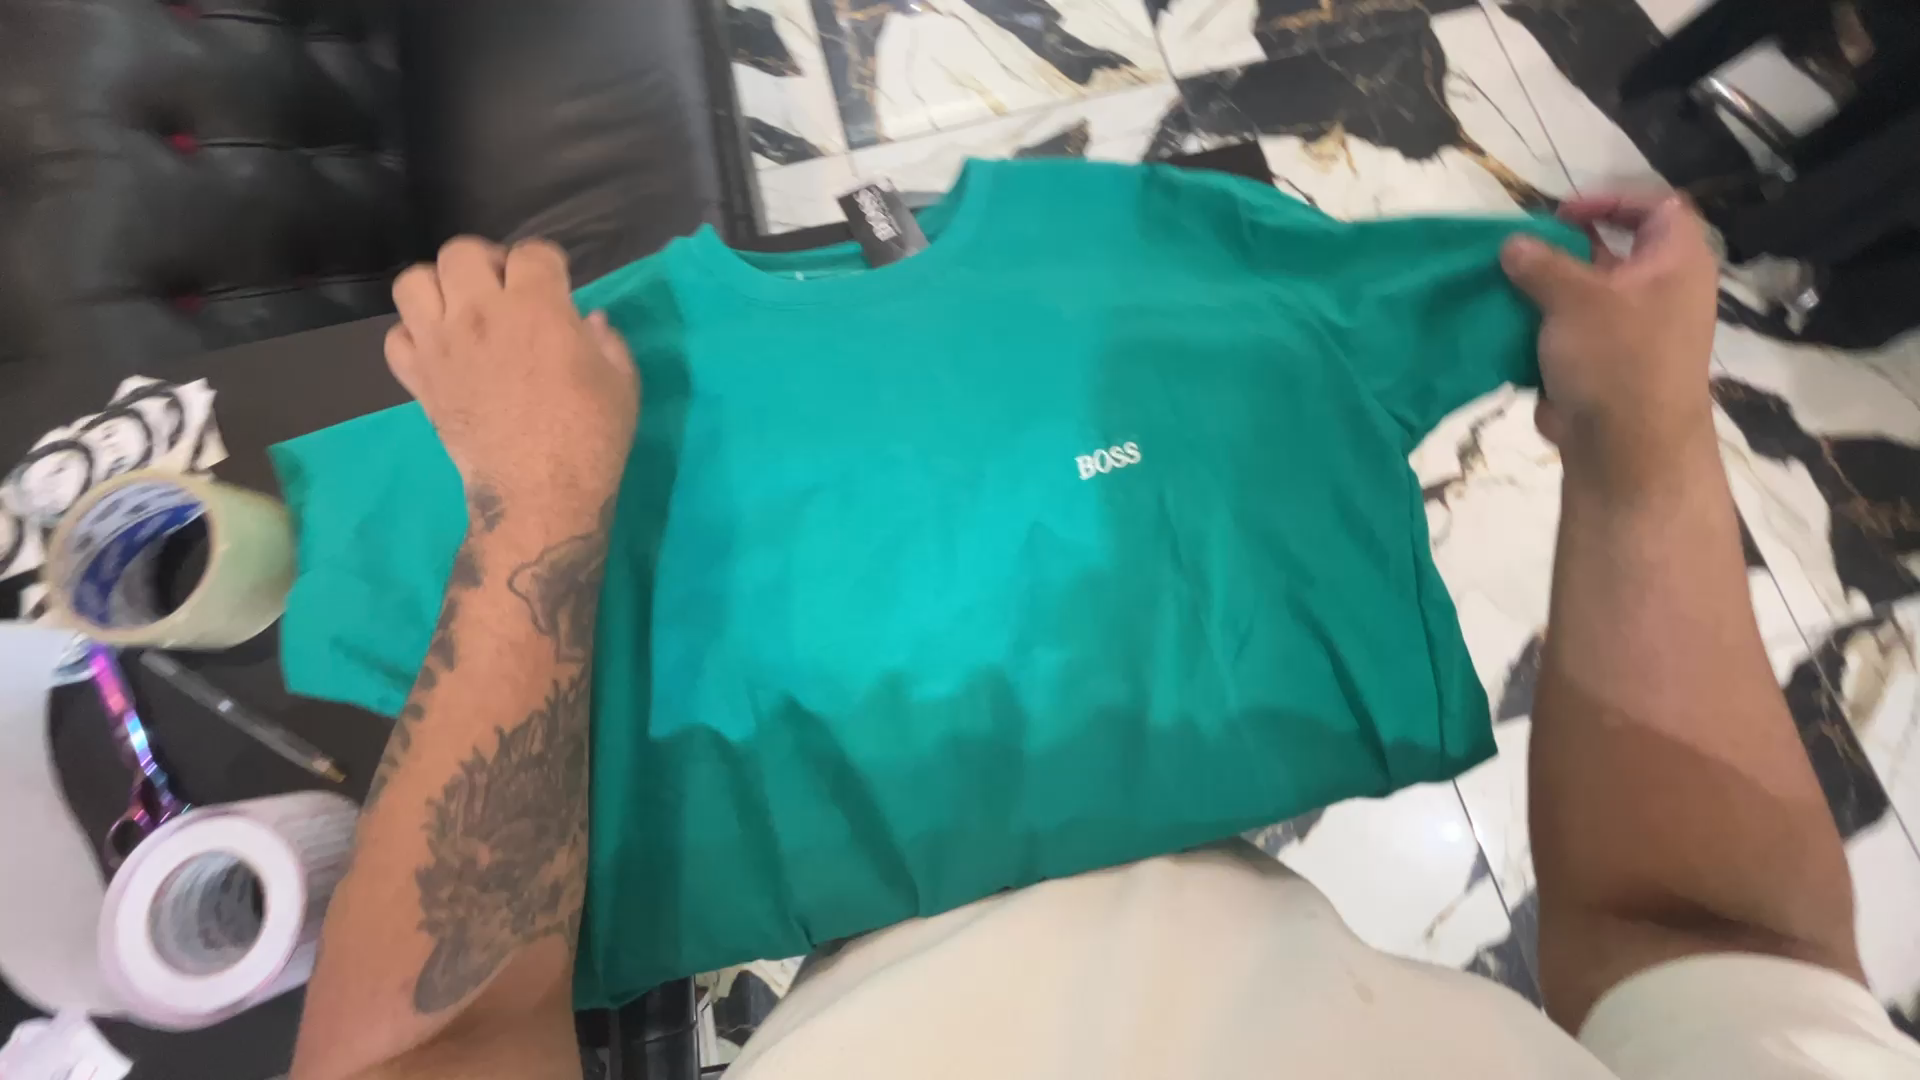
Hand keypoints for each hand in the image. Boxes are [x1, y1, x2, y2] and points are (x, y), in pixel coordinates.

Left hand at [386, 237, 639, 520]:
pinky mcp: (418, 377)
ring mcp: (440, 344)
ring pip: (414, 281)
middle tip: (508, 289)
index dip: (551, 263)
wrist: (543, 491)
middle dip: (489, 262)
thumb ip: (607, 342)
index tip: (560, 281)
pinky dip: (417, 336)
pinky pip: (397, 336)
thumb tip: (589, 322)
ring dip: (441, 288)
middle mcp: (479, 312)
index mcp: (537, 308)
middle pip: (462, 252)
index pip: (534, 253)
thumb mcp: (623, 384)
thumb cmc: (594, 435)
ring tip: (465, 311)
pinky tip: (444, 351)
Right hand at [1500, 193, 1719, 484]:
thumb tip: (1512, 242)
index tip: (1560, 214)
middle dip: (1561, 249)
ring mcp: (1627, 328)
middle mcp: (1656, 290)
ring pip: (1581, 294)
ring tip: (1500, 289)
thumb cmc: (1616, 357)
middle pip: (1610, 251)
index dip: (1610, 202)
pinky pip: (1565, 330)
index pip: (1655, 208)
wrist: (1623, 438)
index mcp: (1674, 263)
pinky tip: (1503, 326)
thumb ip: (1542, 266)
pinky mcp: (1598, 360)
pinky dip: (1536, 325)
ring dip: (1540, 290)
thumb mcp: (1576, 300)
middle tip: (1516, 254)